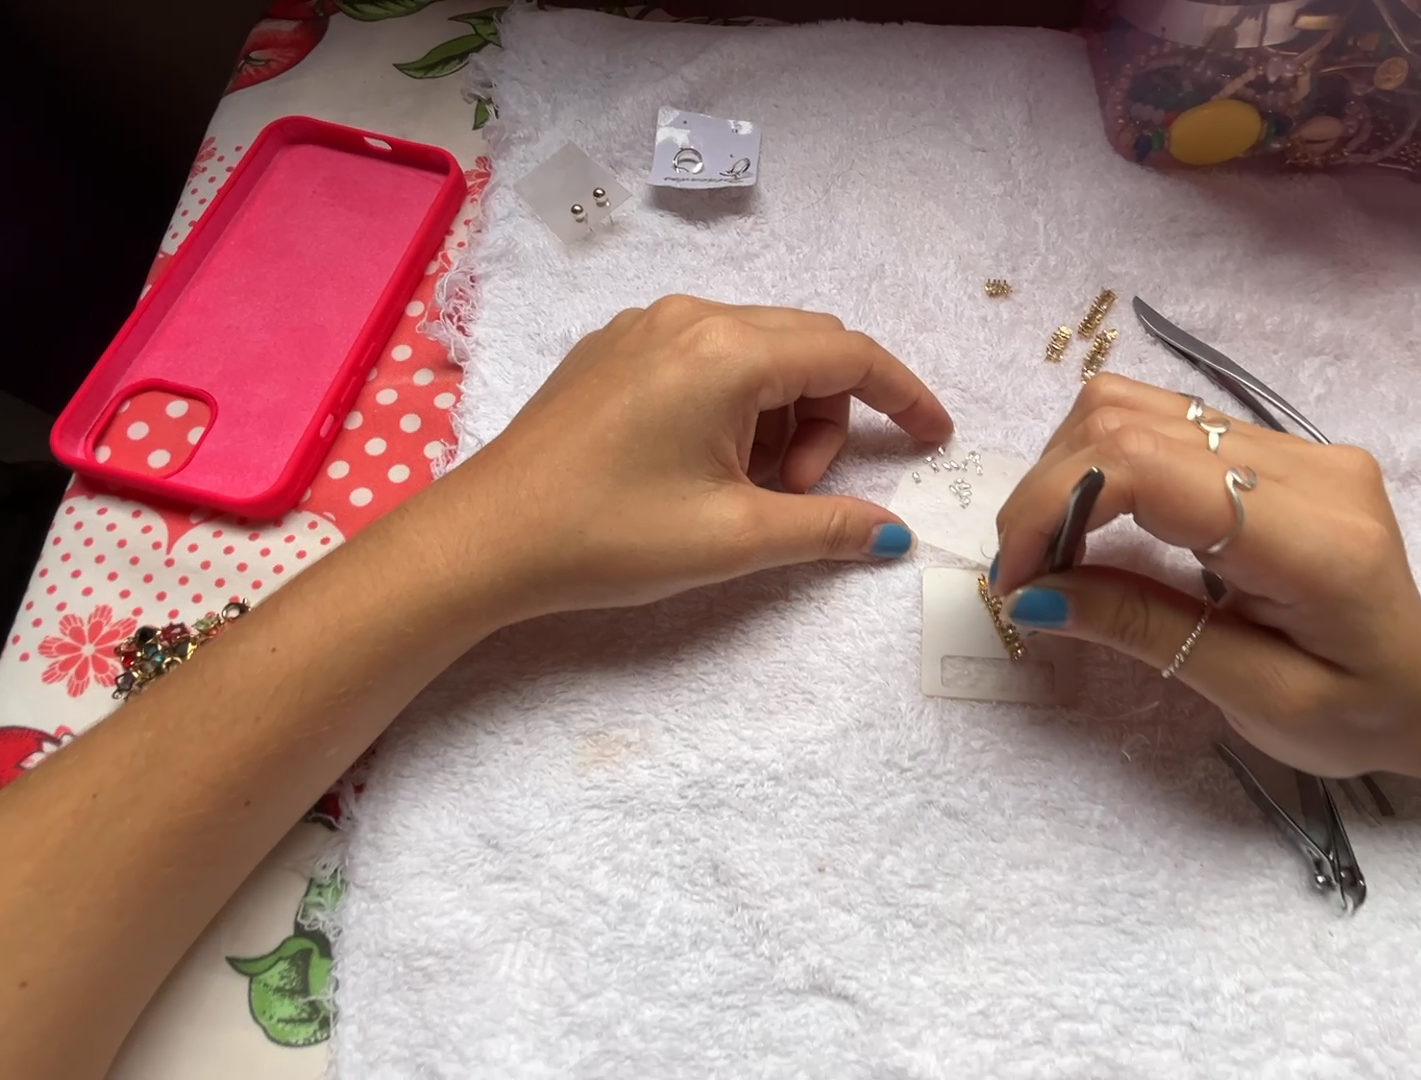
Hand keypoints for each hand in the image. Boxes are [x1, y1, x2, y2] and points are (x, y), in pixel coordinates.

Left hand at [434, 295, 952, 622]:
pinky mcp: (617, 350)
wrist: (486, 542)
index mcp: (728, 352)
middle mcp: (691, 316)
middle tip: (800, 491)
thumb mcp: (737, 538)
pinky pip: (709, 361)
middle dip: (829, 420)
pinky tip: (703, 461)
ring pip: (758, 356)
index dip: (903, 395)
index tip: (934, 436)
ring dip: (780, 418)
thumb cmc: (613, 537)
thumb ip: (830, 527)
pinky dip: (737, 408)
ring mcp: (647, 327)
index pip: (849, 355)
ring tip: (744, 485)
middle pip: (806, 350)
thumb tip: (895, 534)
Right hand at [989, 375, 1420, 777]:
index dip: (1054, 506)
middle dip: (1044, 495)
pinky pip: (1147, 419)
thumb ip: (1142, 632)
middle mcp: (1304, 464)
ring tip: (1050, 544)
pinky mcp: (1262, 441)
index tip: (1016, 576)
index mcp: (1315, 541)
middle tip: (1023, 571)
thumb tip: (1033, 595)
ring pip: (1125, 406)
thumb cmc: (1356, 712)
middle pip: (1124, 424)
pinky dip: (1090, 462)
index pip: (1148, 467)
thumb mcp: (1253, 697)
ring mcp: (1286, 441)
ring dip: (1060, 471)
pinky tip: (1086, 514)